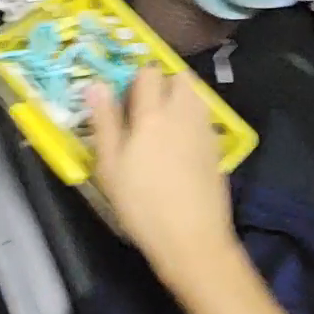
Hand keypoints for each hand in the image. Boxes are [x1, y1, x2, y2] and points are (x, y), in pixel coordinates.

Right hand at [87, 67, 237, 281]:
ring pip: (197, 95)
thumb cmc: (142, 204)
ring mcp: (204, 132)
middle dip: (165, 82)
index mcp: (152, 115)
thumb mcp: (111, 166)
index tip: (125, 97)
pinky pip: (205, 119)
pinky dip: (193, 120)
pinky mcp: (217, 150)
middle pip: (181, 77)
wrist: (193, 241)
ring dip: (181, 97)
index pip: (149, 72)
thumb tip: (96, 84)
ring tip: (164, 123)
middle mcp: (182, 115)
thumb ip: (104, 121)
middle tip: (146, 105)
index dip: (136, 78)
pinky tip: (180, 146)